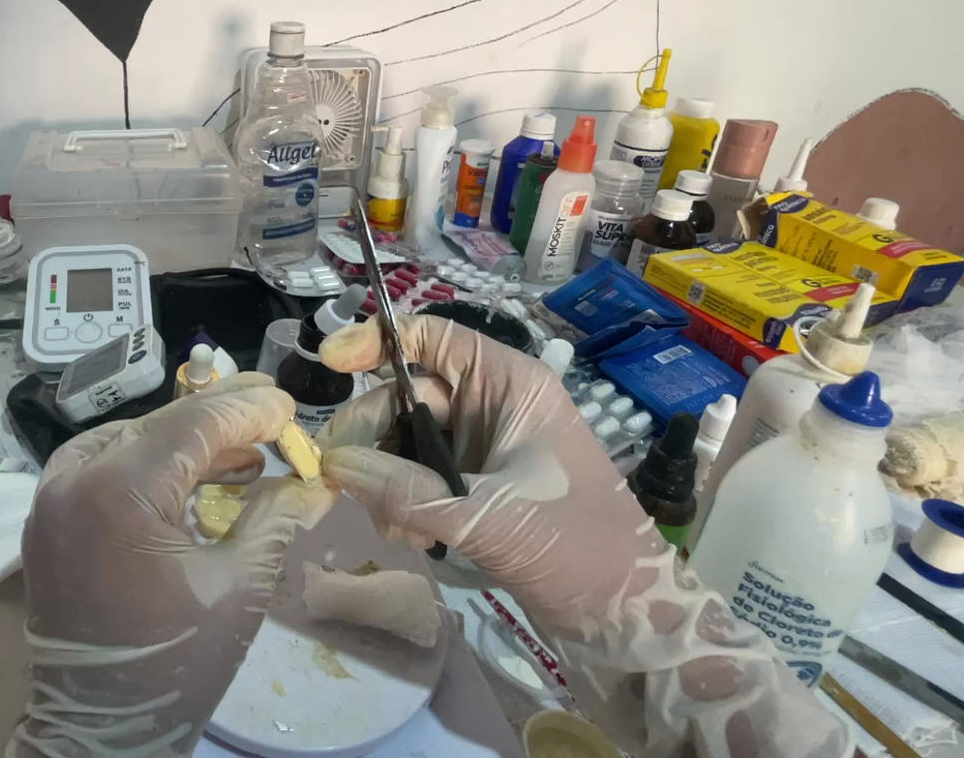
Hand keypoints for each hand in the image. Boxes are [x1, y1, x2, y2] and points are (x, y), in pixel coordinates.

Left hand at [9, 374, 335, 757]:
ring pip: (131, 439)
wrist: (96, 732)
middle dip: (220, 417)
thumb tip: (311, 480)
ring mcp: (52, 494)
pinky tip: (193, 469)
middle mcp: (73, 479)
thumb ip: (274, 518)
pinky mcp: (50, 513)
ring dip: (186, 439)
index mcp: (115, 493)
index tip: (286, 405)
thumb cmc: (173, 666)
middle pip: (159, 426)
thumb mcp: (237, 589)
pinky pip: (105, 462)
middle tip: (270, 406)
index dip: (244, 410)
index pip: (190, 426)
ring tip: (244, 449)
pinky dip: (150, 459)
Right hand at [317, 317, 851, 757]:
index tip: (331, 362)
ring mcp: (481, 446)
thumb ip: (409, 492)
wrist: (632, 626)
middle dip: (368, 430)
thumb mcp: (492, 519)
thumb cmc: (580, 552)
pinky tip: (403, 535)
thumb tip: (335, 466)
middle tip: (333, 470)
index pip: (432, 337)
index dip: (377, 339)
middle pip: (406, 394)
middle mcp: (491, 405)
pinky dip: (398, 497)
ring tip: (382, 519)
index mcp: (509, 386)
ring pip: (404, 437)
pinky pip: (415, 473)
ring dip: (381, 472)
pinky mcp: (473, 484)